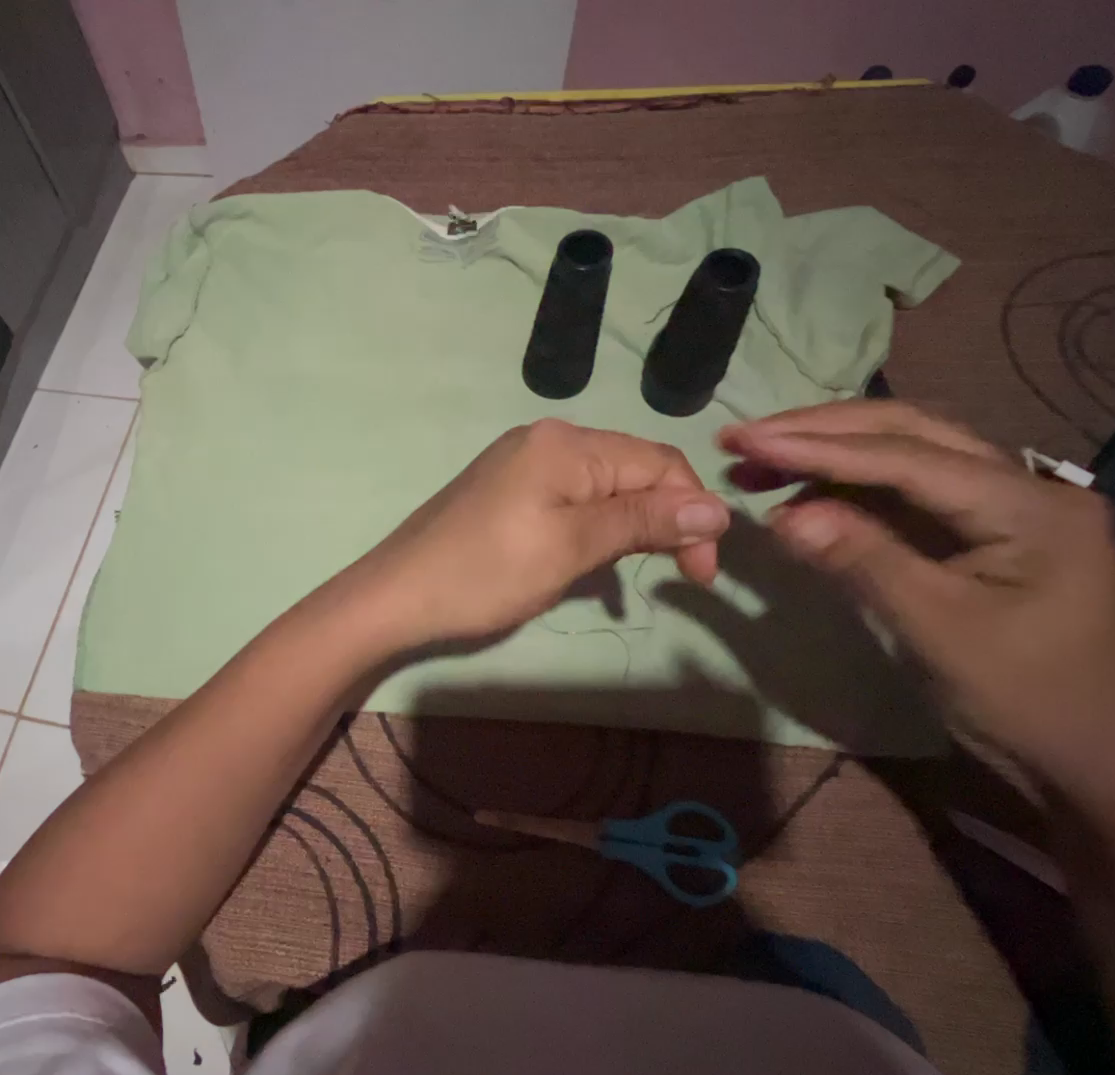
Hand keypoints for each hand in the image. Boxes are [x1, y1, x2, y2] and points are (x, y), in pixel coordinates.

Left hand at [342, 418, 730, 649]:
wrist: (395, 595)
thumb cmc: (485, 573)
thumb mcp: (571, 548)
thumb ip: (643, 521)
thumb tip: (718, 508)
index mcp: (565, 443)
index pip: (659, 462)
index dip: (692, 513)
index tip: (701, 574)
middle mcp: (544, 439)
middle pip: (632, 471)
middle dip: (662, 520)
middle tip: (676, 577)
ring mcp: (519, 463)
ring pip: (601, 488)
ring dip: (627, 528)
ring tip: (628, 575)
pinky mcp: (503, 490)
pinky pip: (567, 500)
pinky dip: (589, 531)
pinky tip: (589, 565)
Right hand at [720, 401, 1114, 769]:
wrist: (1094, 761)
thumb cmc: (1027, 697)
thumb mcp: (937, 628)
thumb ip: (861, 561)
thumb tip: (779, 517)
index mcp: (1029, 504)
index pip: (905, 457)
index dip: (816, 447)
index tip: (742, 441)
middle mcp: (1022, 487)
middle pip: (908, 434)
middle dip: (819, 432)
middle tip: (742, 439)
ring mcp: (1001, 510)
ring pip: (904, 459)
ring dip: (829, 458)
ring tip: (756, 467)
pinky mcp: (978, 536)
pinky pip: (904, 497)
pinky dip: (846, 494)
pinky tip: (801, 501)